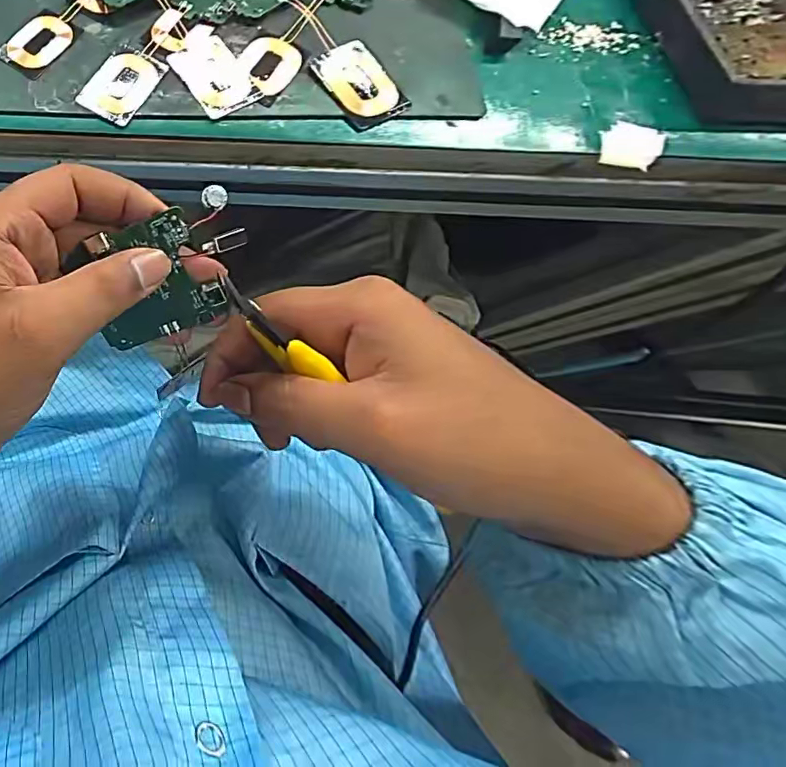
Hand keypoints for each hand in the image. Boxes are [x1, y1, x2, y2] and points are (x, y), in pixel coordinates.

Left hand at [0, 165, 223, 500]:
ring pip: (80, 255)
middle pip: (79, 218)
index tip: (169, 227)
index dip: (123, 197)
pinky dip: (108, 295)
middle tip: (191, 265)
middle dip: (136, 238)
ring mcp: (12, 276)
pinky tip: (147, 309)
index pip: (68, 185)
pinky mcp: (21, 306)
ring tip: (183, 287)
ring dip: (128, 269)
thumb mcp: (42, 333)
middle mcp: (3, 241)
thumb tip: (159, 258)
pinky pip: (72, 287)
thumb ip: (104, 289)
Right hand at [198, 276, 690, 557]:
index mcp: (358, 303)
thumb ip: (286, 400)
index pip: (265, 313)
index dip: (230, 353)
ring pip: (306, 359)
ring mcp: (384, 334)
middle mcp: (366, 306)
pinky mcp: (397, 363)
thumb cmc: (467, 443)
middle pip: (282, 334)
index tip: (214, 402)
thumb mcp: (364, 424)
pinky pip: (336, 376)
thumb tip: (228, 390)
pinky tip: (336, 436)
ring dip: (292, 399)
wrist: (572, 481)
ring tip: (308, 441)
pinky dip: (321, 405)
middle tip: (269, 436)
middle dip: (264, 382)